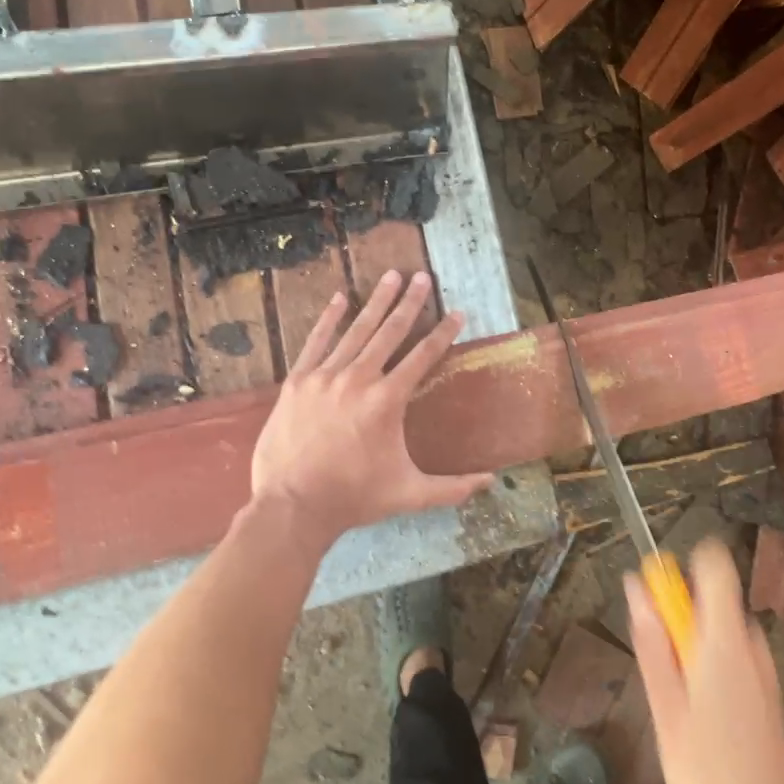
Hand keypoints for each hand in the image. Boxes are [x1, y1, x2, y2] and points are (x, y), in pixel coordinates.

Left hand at [252, 270, 492, 543]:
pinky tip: (340, 299)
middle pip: (391, 332)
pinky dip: (329, 319)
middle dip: (410, 302)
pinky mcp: (297, 382)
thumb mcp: (410, 494)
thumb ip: (453, 488)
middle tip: (423, 276)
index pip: (423, 356)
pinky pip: (316, 342)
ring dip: (377, 302)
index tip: (457, 312)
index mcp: (388, 400)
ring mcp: (324, 377)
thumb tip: (492, 483)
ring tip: (392, 276)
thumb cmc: (354, 498)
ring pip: (356, 331)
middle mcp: (359, 379)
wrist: (292, 506)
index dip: (443, 333)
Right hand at [627, 539, 783, 783]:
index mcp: (727, 638)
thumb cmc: (707, 772)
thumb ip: (652, 640)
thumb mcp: (664, 706)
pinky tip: (707, 716)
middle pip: (715, 600)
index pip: (715, 563)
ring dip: (700, 649)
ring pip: (724, 632)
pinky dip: (718, 670)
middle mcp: (753, 643)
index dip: (686, 563)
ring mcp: (767, 666)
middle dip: (685, 621)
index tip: (662, 587)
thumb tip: (635, 587)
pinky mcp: (772, 690)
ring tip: (684, 703)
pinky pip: (738, 658)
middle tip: (665, 668)